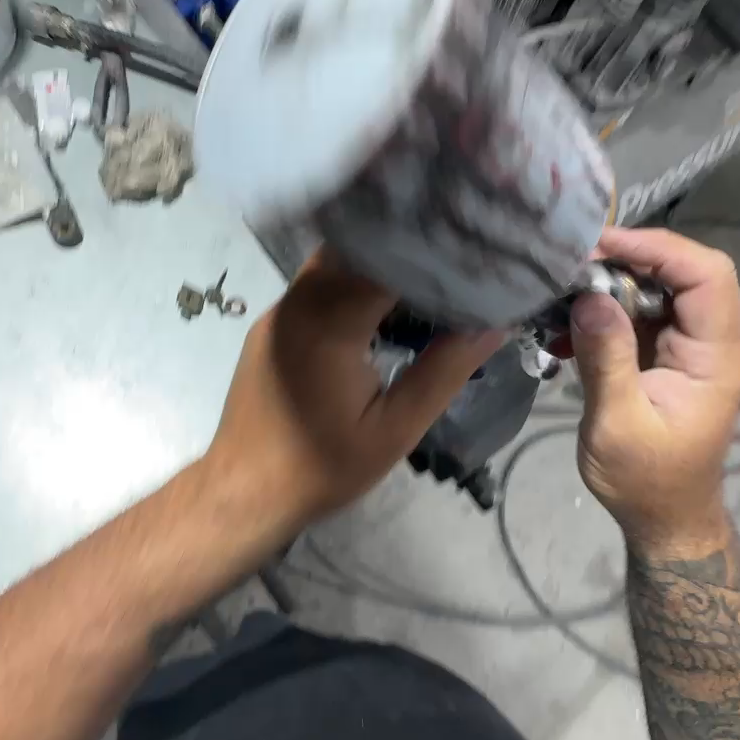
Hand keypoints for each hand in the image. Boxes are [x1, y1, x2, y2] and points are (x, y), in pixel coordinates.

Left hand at [201, 251, 506, 536]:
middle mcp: (297, 303)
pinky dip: (351, 283)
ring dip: (377, 265)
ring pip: (333, 263)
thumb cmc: (321, 467)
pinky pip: (315, 286)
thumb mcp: (395, 429)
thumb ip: (444, 372)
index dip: (431, 248)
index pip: (386, 256)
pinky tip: (380, 309)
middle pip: (356, 248)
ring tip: (424, 281)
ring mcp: (278, 313)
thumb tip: (495, 324)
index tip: (472, 250)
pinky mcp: (270, 327)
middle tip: (455, 259)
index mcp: (328, 322)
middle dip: (406, 248)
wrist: (245, 492)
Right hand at [569, 228, 739, 555]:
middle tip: (571, 268)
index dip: (660, 248)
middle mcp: (709, 344)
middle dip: (627, 262)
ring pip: (656, 293)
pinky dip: (602, 315)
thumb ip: (607, 359)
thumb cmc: (646, 480)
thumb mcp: (618, 423)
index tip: (602, 246)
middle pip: (682, 275)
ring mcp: (686, 351)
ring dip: (609, 288)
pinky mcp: (663, 360)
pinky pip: (638, 319)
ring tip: (561, 298)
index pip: (707, 276)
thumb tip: (589, 298)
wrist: (662, 519)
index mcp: (714, 357)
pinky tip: (565, 330)